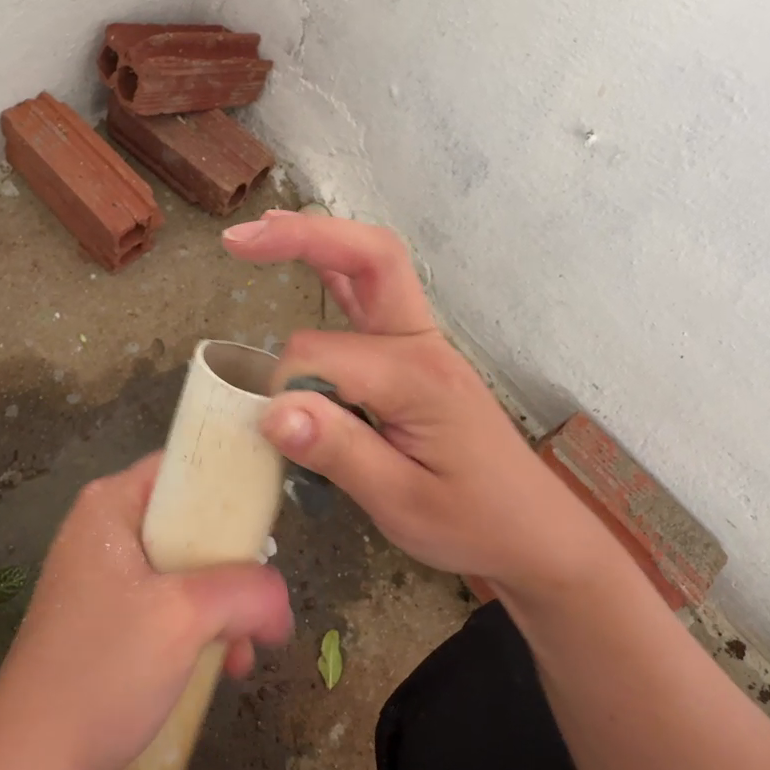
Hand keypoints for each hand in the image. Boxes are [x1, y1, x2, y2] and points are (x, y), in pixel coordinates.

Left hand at [0, 454, 293, 769]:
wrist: (31, 764)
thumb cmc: (103, 670)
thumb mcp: (186, 617)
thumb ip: (249, 590)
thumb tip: (282, 604)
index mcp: (111, 505)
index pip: (185, 466)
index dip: (233, 488)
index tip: (272, 525)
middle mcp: (105, 531)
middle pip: (192, 523)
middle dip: (236, 569)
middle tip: (262, 603)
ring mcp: (103, 578)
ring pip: (186, 572)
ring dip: (224, 609)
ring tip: (245, 653)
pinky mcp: (107, 622)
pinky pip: (168, 607)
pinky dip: (199, 631)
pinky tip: (222, 668)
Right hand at [222, 210, 604, 591]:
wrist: (533, 531)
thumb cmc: (471, 522)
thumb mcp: (401, 503)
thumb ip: (338, 452)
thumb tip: (271, 411)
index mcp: (416, 377)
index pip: (322, 356)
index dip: (284, 388)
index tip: (275, 432)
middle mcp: (421, 343)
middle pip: (369, 256)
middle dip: (302, 238)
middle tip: (237, 241)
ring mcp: (422, 342)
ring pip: (372, 265)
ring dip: (316, 242)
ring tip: (254, 240)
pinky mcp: (416, 354)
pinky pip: (372, 295)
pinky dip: (335, 270)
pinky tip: (307, 264)